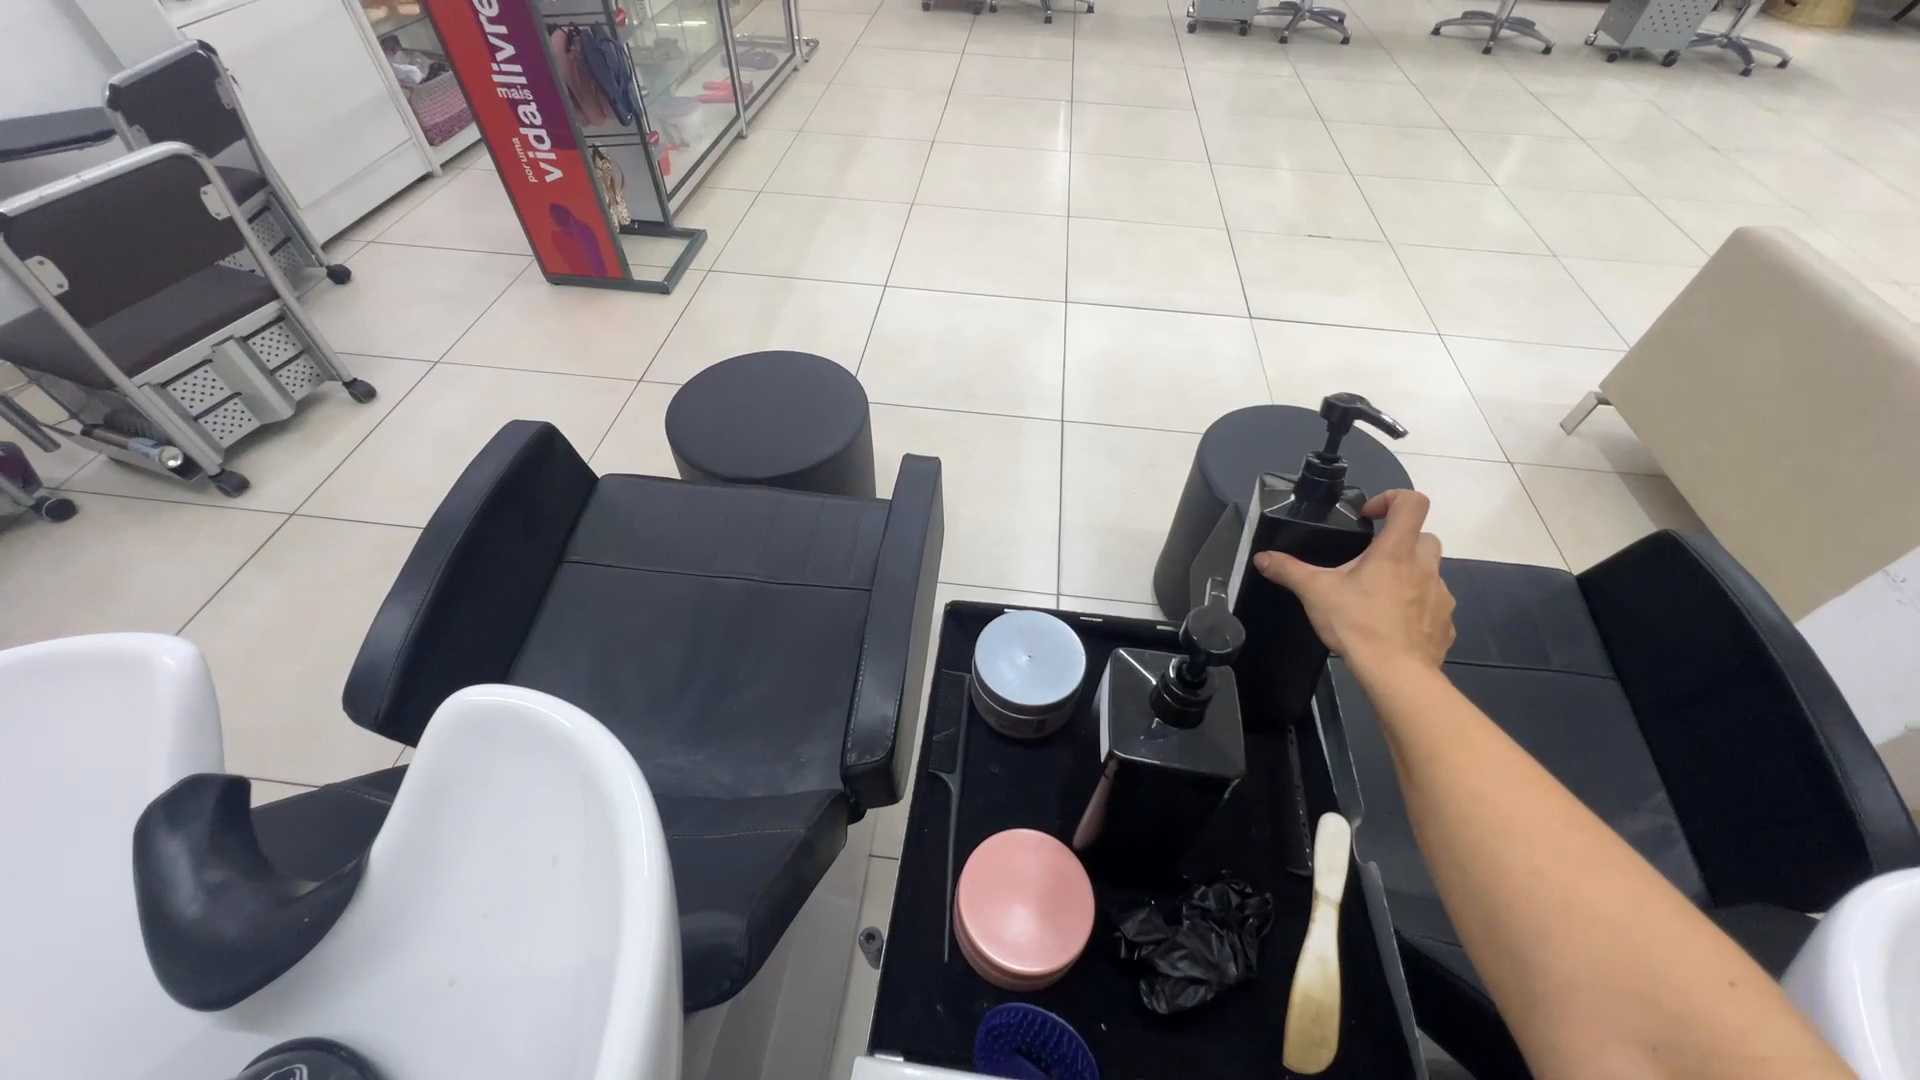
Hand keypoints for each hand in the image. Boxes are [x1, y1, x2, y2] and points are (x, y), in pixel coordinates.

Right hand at [1251, 489, 1455, 673]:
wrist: (1396, 673)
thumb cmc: (1357, 624)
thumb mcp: (1315, 593)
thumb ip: (1289, 570)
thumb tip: (1262, 557)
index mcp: (1396, 551)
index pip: (1412, 503)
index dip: (1392, 499)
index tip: (1369, 517)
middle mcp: (1425, 566)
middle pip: (1423, 537)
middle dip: (1400, 542)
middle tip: (1371, 562)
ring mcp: (1440, 595)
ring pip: (1429, 572)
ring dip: (1408, 576)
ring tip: (1378, 598)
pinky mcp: (1444, 622)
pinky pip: (1433, 605)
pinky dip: (1416, 608)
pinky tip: (1393, 626)